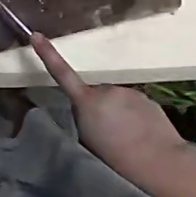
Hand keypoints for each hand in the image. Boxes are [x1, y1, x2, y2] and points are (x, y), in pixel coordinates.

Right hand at [29, 34, 189, 180]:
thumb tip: (88, 112)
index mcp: (87, 102)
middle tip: (104, 136)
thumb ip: (83, 120)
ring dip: (117, 114)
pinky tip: (140, 135)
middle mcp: (107, 90)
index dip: (47, 54)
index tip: (36, 35)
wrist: (159, 161)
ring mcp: (129, 92)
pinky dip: (133, 117)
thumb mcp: (86, 143)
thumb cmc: (117, 158)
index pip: (62, 74)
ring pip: (116, 101)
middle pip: (95, 95)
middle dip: (97, 109)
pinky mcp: (147, 98)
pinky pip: (134, 106)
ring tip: (124, 139)